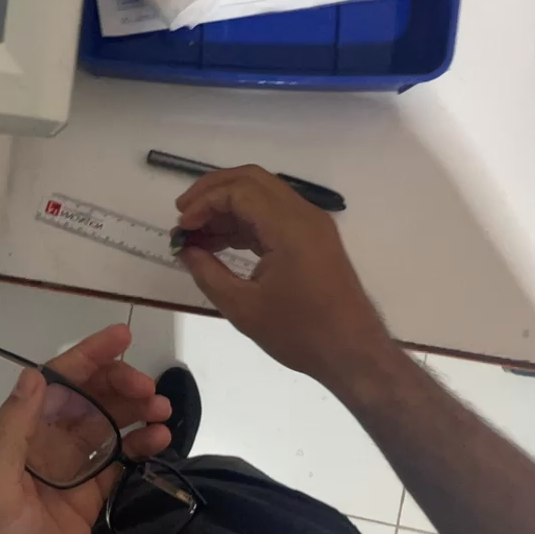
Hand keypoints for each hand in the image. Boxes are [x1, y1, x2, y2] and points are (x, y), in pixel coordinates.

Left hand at [0, 325, 171, 533]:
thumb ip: (13, 428)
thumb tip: (35, 373)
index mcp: (15, 434)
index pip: (55, 382)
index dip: (88, 356)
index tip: (123, 337)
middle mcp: (40, 445)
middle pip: (85, 400)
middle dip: (119, 386)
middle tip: (153, 391)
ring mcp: (65, 472)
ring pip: (105, 426)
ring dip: (134, 413)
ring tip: (165, 411)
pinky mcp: (85, 500)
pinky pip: (114, 462)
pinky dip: (137, 447)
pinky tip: (160, 440)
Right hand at [175, 166, 393, 388]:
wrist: (353, 353)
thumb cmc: (300, 333)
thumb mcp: (243, 307)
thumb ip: (208, 272)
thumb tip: (186, 250)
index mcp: (289, 227)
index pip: (238, 191)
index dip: (204, 202)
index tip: (181, 227)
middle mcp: (303, 215)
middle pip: (251, 180)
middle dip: (212, 192)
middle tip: (183, 214)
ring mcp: (310, 225)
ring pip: (261, 195)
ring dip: (226, 207)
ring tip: (195, 234)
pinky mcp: (311, 239)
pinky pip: (272, 215)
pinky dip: (244, 222)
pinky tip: (219, 242)